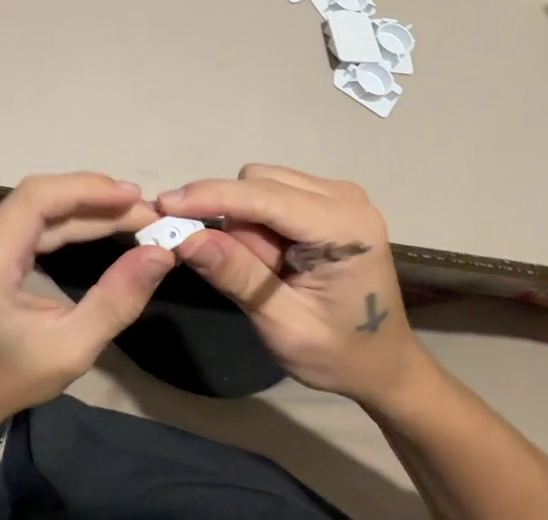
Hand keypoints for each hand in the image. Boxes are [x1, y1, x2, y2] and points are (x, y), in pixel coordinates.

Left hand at [0, 174, 174, 433]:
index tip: (133, 196)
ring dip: (85, 208)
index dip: (87, 189)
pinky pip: (28, 217)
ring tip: (132, 215)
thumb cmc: (10, 377)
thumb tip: (160, 253)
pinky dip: (66, 219)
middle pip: (40, 198)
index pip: (37, 198)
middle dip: (96, 201)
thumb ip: (116, 300)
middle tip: (146, 213)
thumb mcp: (71, 349)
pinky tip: (100, 221)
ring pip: (37, 205)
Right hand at [157, 164, 427, 404]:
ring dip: (246, 224)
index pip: (264, 196)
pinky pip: (270, 193)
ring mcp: (338, 194)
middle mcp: (345, 197)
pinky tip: (275, 259)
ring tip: (268, 271)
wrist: (384, 365)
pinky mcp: (326, 199)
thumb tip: (186, 238)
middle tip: (249, 274)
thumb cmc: (339, 353)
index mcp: (345, 227)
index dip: (211, 197)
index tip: (164, 205)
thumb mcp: (283, 325)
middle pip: (258, 183)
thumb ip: (237, 276)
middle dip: (236, 223)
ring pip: (260, 185)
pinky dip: (258, 222)